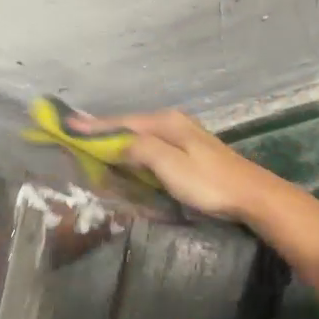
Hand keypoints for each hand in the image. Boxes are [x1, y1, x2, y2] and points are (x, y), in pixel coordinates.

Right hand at [73, 110, 292, 220]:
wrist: (252, 196)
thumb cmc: (209, 182)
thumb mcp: (169, 165)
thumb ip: (140, 150)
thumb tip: (113, 142)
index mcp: (167, 123)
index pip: (121, 122)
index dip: (93, 127)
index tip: (66, 126)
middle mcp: (173, 124)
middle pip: (130, 127)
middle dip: (102, 132)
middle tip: (74, 137)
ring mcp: (183, 137)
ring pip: (141, 137)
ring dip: (118, 143)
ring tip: (93, 147)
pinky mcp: (189, 153)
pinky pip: (151, 148)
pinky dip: (134, 153)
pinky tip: (126, 159)